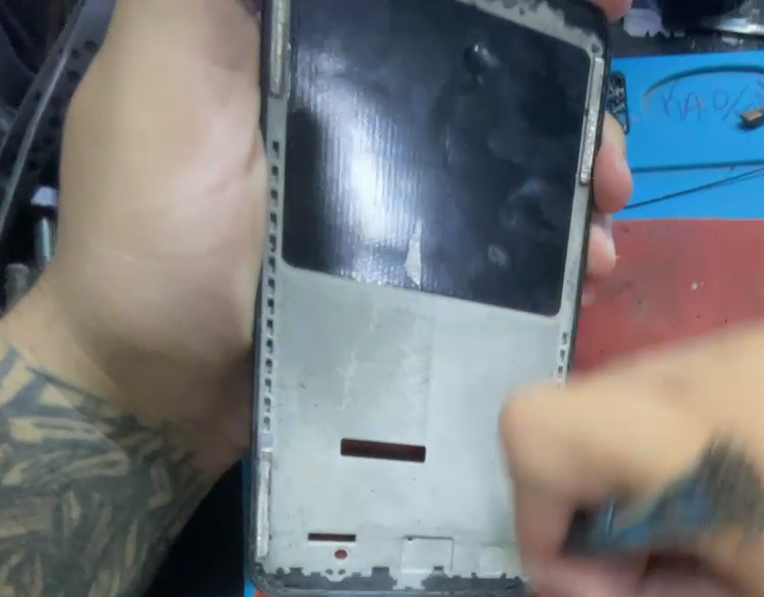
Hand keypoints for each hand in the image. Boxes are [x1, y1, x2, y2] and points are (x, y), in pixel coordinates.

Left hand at [34, 0, 632, 474]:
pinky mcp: (422, 276)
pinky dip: (550, 258)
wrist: (167, 391)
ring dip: (572, 192)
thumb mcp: (166, 84)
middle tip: (609, 166)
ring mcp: (404, 209)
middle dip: (567, 118)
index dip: (521, 20)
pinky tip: (582, 272)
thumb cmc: (153, 240)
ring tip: (604, 224)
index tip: (593, 24)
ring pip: (512, 179)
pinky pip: (503, 255)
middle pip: (494, 100)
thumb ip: (212, 0)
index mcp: (320, 60)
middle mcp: (373, 126)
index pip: (435, 22)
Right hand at [501, 325, 763, 596]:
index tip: (593, 567)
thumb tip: (584, 579)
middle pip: (580, 408)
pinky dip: (688, 441)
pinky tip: (762, 491)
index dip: (534, 507)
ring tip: (716, 531)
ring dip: (639, 468)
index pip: (534, 425)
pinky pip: (698, 386)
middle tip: (658, 561)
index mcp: (696, 431)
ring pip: (636, 395)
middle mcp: (717, 360)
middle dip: (587, 494)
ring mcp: (763, 343)